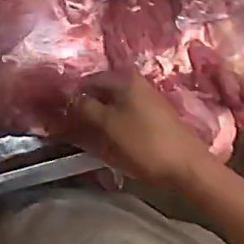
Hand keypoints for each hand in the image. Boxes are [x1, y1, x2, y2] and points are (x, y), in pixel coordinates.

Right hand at [68, 72, 221, 191]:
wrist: (186, 166)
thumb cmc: (144, 142)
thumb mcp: (108, 124)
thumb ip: (85, 106)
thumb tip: (66, 93)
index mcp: (125, 78)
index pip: (88, 80)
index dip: (71, 95)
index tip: (56, 112)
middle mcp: (136, 82)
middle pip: (101, 91)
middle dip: (84, 106)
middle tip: (68, 126)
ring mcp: (146, 99)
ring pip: (112, 105)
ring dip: (97, 118)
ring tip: (83, 135)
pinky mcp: (153, 116)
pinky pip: (124, 115)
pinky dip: (111, 124)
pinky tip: (105, 139)